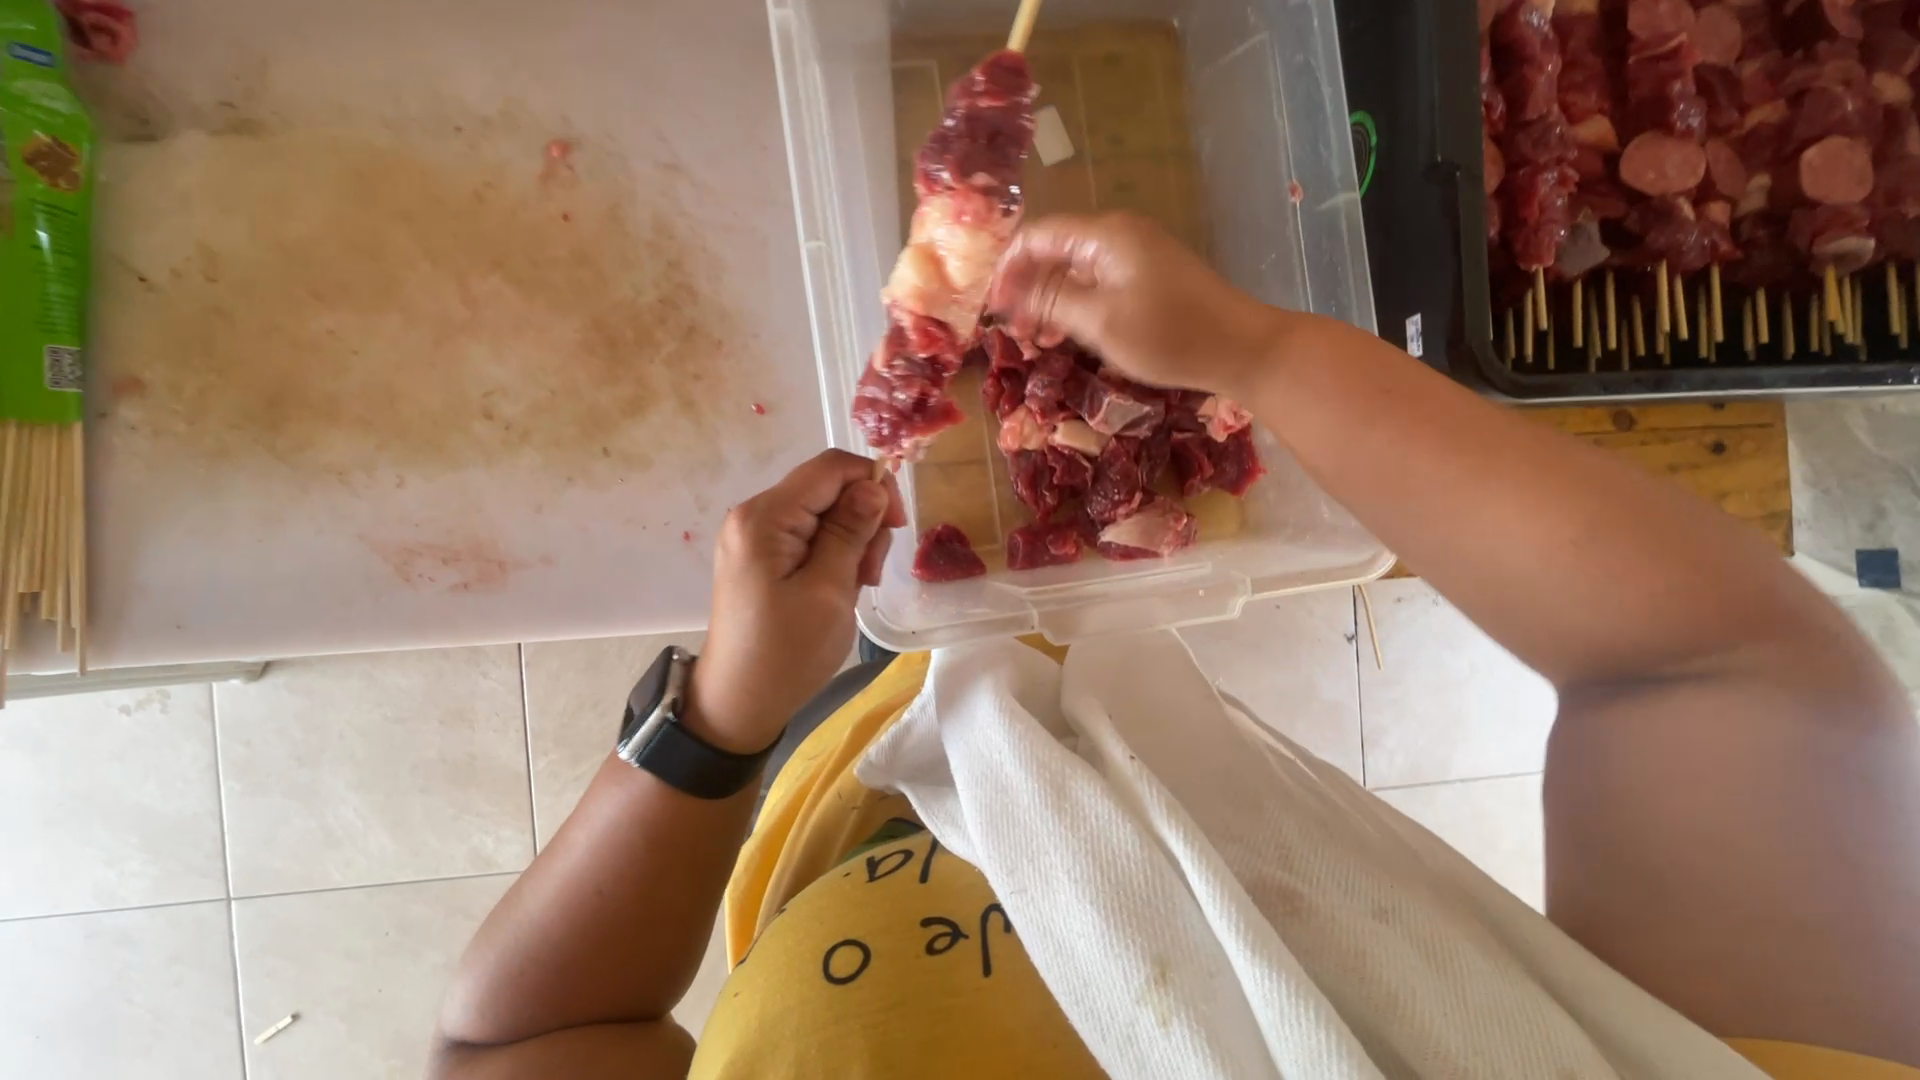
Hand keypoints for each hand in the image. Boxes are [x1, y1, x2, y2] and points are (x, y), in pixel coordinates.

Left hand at [688, 450, 906, 754]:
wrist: (739, 704)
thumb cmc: (786, 652)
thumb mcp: (829, 591)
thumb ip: (851, 531)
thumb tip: (873, 483)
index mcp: (766, 517)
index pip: (831, 467)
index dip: (873, 483)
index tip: (897, 526)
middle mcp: (755, 515)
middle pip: (828, 488)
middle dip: (863, 519)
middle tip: (870, 572)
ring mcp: (756, 536)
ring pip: (823, 512)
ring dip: (852, 541)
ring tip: (855, 587)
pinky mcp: (762, 556)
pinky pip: (809, 536)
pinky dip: (833, 554)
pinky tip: (839, 588)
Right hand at [987, 212, 1288, 397]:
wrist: (1241, 348)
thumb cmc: (1169, 335)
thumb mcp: (1100, 322)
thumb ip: (1051, 301)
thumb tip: (1009, 292)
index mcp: (1105, 235)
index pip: (1037, 236)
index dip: (1007, 268)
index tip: (990, 307)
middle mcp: (1118, 235)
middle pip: (1054, 250)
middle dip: (1026, 286)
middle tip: (1009, 329)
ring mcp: (1136, 254)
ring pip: (1074, 269)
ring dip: (1049, 300)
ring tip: (1034, 338)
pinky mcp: (1148, 276)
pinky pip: (1097, 282)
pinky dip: (1075, 304)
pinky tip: (1067, 333)